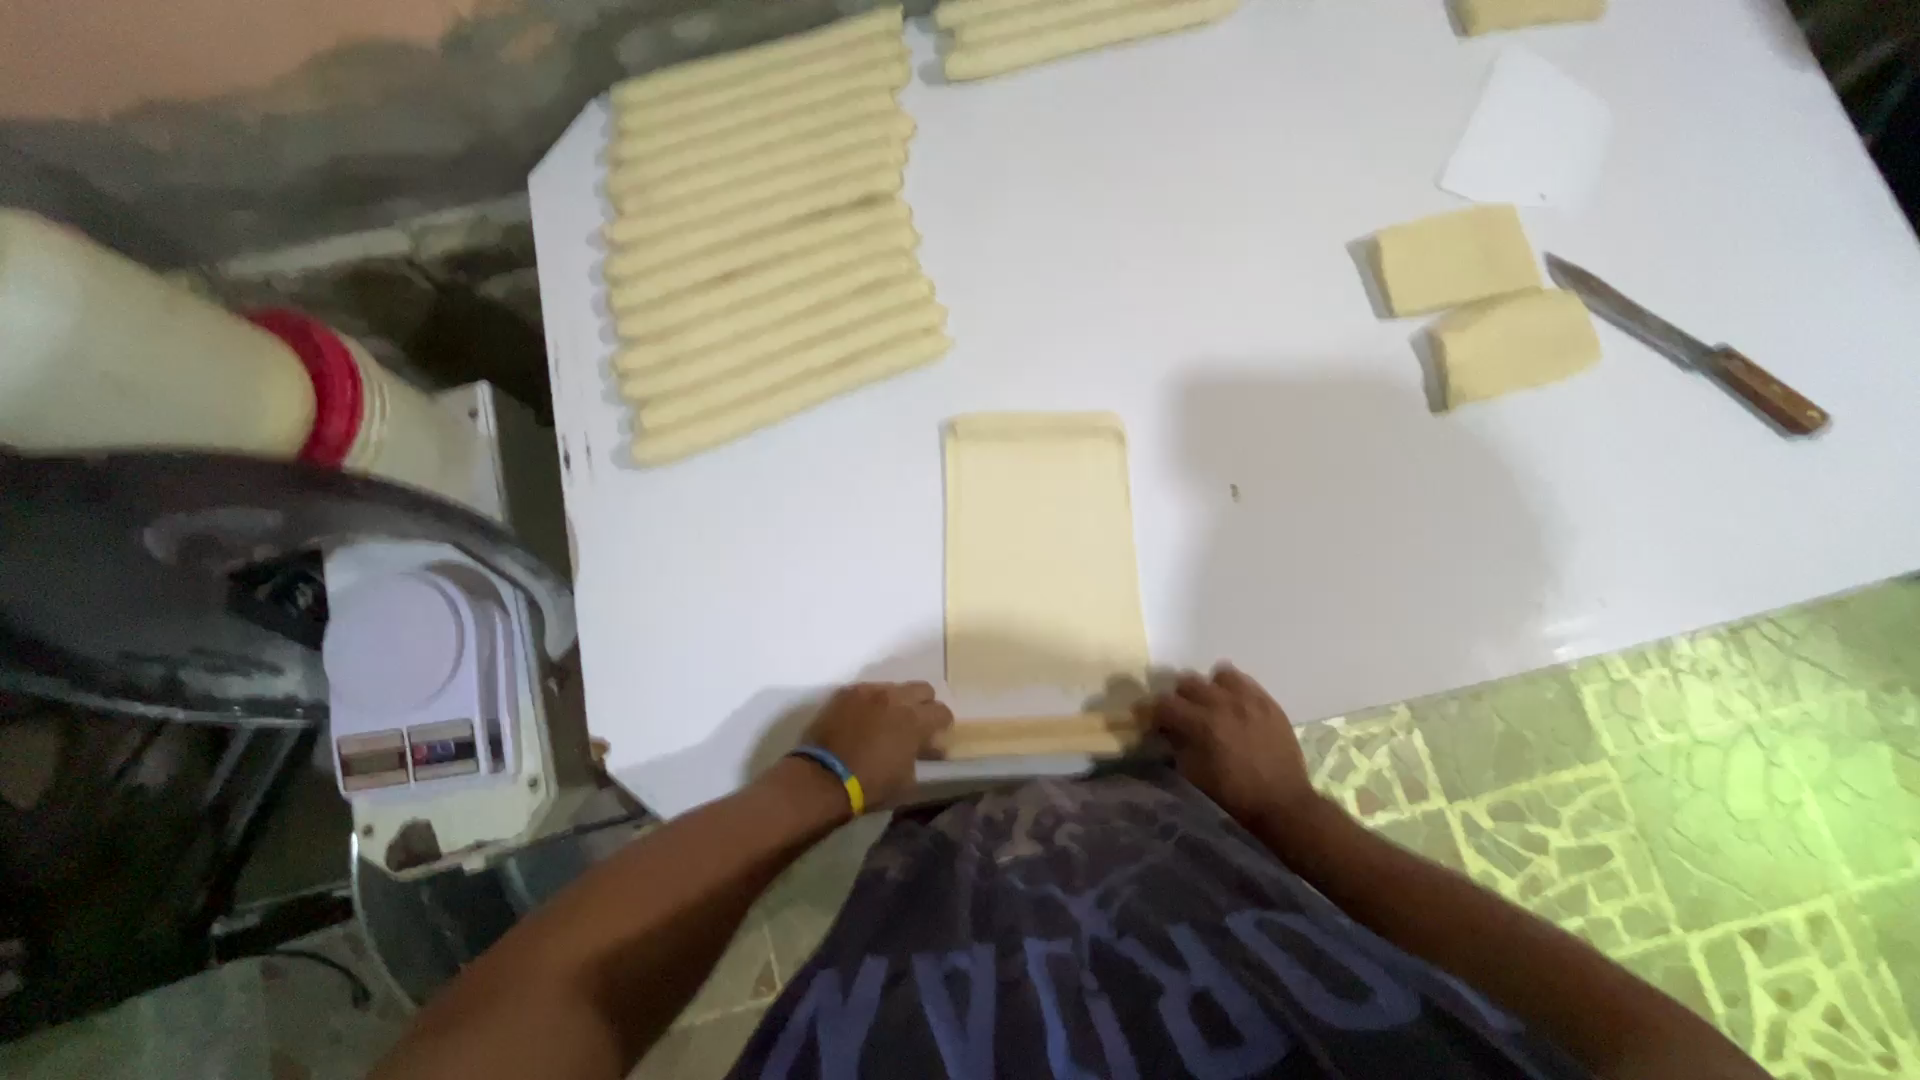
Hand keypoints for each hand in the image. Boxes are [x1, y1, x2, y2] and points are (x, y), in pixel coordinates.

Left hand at [801, 682, 952, 809]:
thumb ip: (922, 756)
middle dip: (923, 705)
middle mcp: (895, 697)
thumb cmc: (870, 784)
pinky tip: (862, 720)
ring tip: (885, 721)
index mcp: (915, 719)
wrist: (823, 778)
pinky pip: (867, 691)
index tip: (935, 736)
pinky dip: (871, 702)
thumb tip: (930, 747)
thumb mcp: (907, 780)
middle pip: (923, 689)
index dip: (942, 725)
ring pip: (893, 687)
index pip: (942, 711)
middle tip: (914, 724)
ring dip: (896, 702)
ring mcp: (868, 691)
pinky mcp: (846, 693)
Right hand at [1136, 663, 1322, 830]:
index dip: (1151, 711)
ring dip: (1209, 688)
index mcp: (1203, 724)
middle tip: (1180, 714)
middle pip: (1188, 682)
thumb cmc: (1233, 795)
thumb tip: (1168, 730)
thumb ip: (1177, 745)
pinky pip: (1245, 681)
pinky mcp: (1269, 703)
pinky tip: (1234, 706)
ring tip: (1211, 705)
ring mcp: (1250, 700)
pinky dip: (1233, 689)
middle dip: (1178, 697)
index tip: (1148, 719)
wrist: (1282, 803)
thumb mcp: (1194, 774)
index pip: (1164, 703)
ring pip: (1218, 675)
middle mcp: (1224, 704)